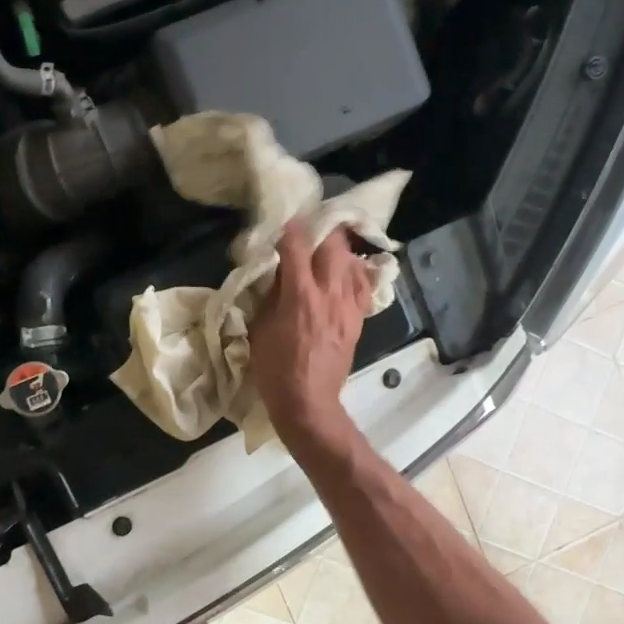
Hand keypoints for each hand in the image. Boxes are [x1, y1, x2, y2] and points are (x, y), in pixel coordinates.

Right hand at [250, 220, 371, 447]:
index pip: (297, 246)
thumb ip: (270, 295)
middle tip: (310, 228)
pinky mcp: (357, 320)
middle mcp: (329, 293)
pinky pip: (363, 285)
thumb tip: (276, 273)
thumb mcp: (260, 329)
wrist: (307, 403)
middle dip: (321, 230)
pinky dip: (355, 272)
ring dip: (339, 249)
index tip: (283, 219)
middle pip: (333, 245)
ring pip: (351, 261)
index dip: (289, 228)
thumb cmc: (275, 370)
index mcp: (300, 295)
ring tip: (328, 246)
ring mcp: (348, 307)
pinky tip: (346, 271)